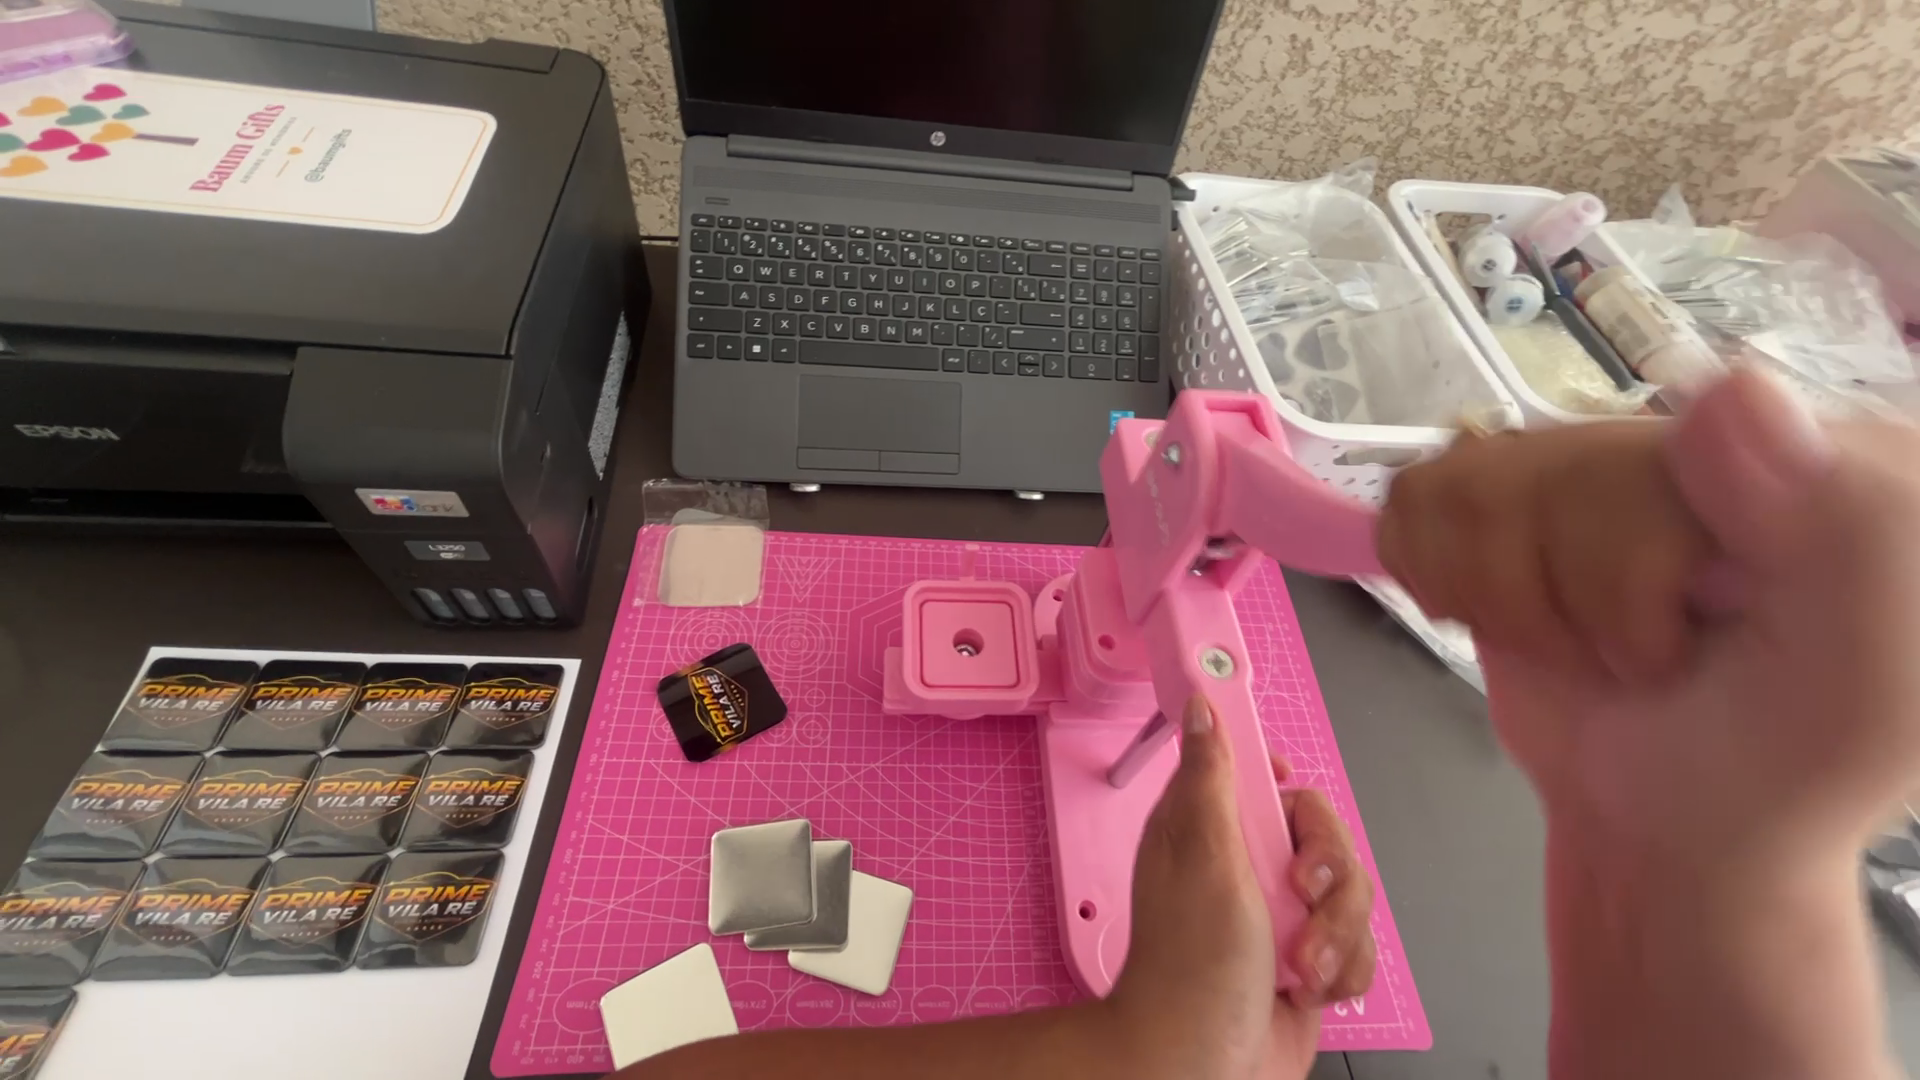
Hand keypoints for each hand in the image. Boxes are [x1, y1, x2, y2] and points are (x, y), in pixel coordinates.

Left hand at [1107, 696, 1375, 1079]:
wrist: (1203, 1064)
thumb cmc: (1196, 956)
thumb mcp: (1204, 853)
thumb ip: (1210, 775)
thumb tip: (1200, 703)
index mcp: (1207, 824)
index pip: (1255, 773)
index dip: (1281, 778)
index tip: (1291, 796)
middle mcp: (1243, 860)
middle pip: (1320, 830)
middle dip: (1327, 869)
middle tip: (1303, 894)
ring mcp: (1279, 909)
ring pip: (1348, 888)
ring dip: (1335, 931)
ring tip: (1301, 964)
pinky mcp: (1309, 955)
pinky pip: (1356, 941)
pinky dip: (1342, 967)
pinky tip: (1310, 988)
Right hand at [1378, 371, 1919, 869]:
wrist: (1652, 816)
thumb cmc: (1756, 775)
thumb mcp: (1854, 691)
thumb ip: (1844, 534)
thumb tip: (1735, 387)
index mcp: (1796, 463)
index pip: (1641, 454)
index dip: (1615, 568)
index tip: (1660, 654)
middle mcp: (1682, 444)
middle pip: (1532, 473)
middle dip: (1543, 598)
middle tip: (1608, 662)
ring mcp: (1577, 469)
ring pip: (1457, 485)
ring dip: (1482, 592)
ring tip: (1551, 639)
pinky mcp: (1496, 503)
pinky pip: (1410, 498)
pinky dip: (1426, 571)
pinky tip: (1486, 608)